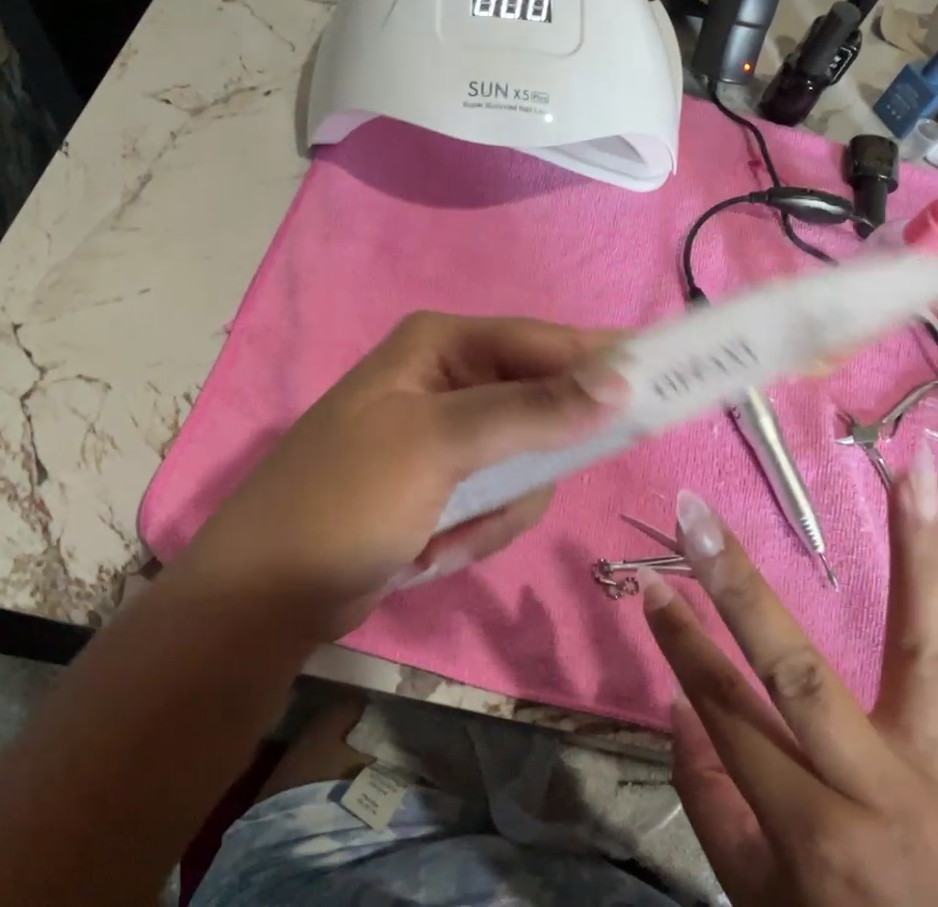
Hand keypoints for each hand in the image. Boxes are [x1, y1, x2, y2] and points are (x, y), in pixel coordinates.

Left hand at [171, 312, 624, 640]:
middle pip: (543, 411)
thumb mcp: (440, 446)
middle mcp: (448, 382)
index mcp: (442, 346)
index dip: (608, 364)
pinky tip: (422, 551)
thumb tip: (623, 379)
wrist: (266, 595)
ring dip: (491, 514)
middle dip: (526, 468)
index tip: (671, 387)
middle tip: (500, 496)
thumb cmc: (345, 501)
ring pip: (528, 471)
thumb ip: (533, 411)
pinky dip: (470, 536)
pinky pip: (498, 507)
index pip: (549, 342)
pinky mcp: (445, 491)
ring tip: (438, 533)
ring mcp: (447, 442)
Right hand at [638, 443, 937, 905]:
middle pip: (800, 675)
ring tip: (914, 475)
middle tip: (701, 519)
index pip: (728, 714)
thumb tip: (682, 711)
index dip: (683, 649)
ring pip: (928, 653)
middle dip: (741, 591)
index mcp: (811, 827)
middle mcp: (880, 785)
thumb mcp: (754, 894)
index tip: (650, 586)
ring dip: (919, 557)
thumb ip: (709, 802)